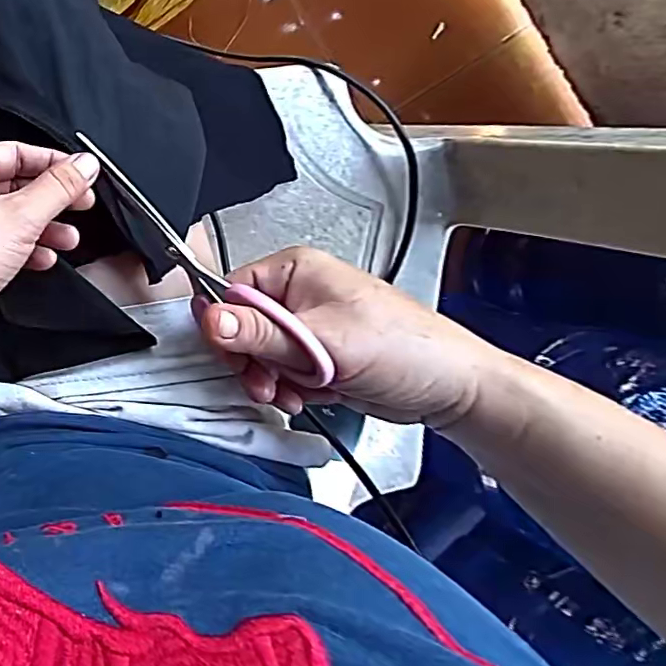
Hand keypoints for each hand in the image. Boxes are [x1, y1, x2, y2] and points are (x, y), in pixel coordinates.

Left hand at [0, 142, 99, 369]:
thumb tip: (83, 165)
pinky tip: (43, 256)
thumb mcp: (23, 217)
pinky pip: (2, 238)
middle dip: (52, 199)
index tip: (79, 171)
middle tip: (80, 201)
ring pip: (12, 214)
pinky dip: (26, 246)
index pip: (15, 151)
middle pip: (16, 184)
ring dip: (44, 226)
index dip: (53, 161)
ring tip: (67, 236)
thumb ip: (59, 187)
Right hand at [196, 246, 507, 426]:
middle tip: (267, 381)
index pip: (231, 292)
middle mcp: (297, 293)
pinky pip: (279, 371)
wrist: (452, 390)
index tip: (236, 356)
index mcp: (295, 270)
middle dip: (253, 361)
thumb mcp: (324, 341)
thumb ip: (263, 332)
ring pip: (259, 354)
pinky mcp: (315, 354)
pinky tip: (306, 396)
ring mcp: (306, 325)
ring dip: (270, 380)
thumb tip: (212, 319)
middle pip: (242, 327)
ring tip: (294, 391)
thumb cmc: (409, 349)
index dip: (227, 328)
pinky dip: (287, 388)